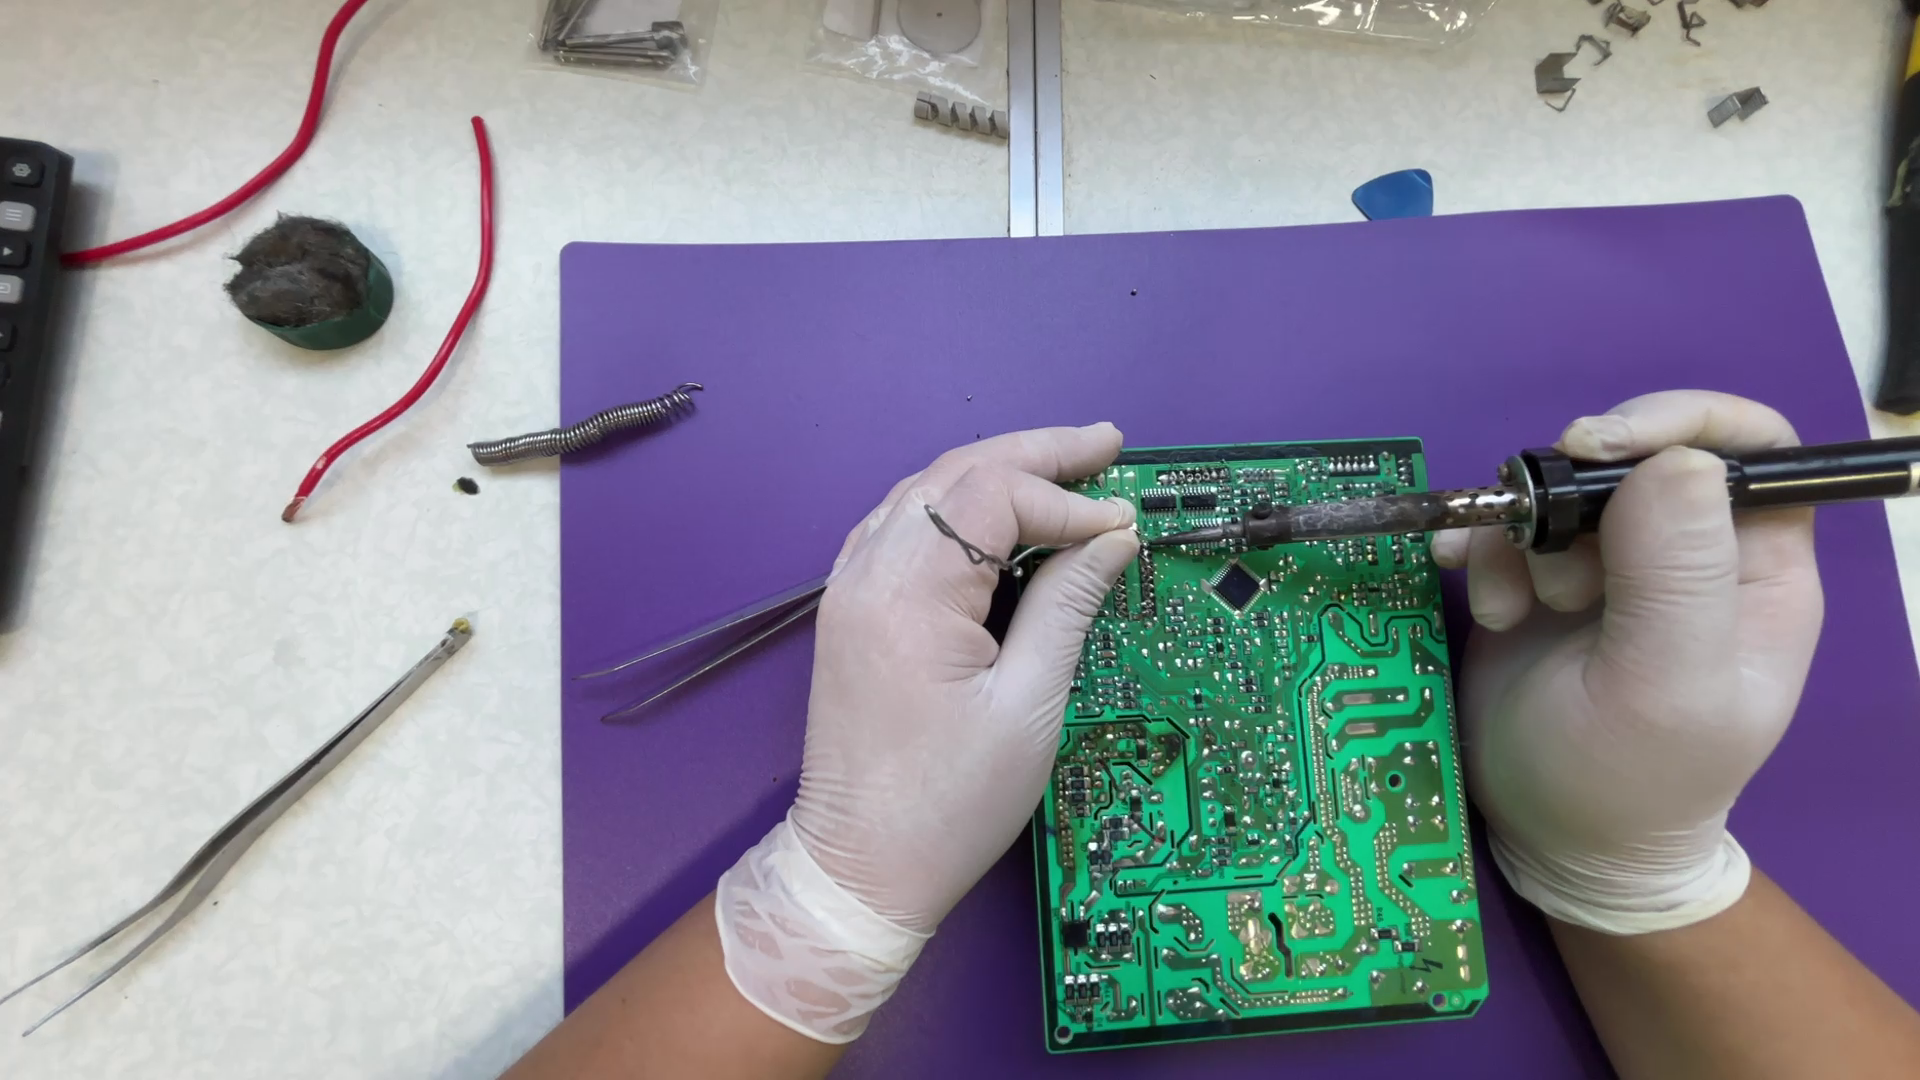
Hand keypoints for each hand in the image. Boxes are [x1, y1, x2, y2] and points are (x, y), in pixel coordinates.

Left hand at [715, 425, 1139, 1040]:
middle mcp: (867, 570)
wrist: (859, 865)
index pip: (990, 498)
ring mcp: (849, 584)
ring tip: (1062, 467)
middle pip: (953, 475)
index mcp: (908, 593)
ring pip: (924, 492)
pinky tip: (993, 513)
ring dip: (994, 472)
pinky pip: (904, 526)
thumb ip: (1066, 603)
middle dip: (1034, 454)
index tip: (1122, 523)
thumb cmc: (952, 800)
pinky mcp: (850, 605)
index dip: (1063, 499)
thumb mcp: (1029, 704)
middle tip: (1104, 443)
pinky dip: (956, 507)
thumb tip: (1112, 535)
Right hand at [1432, 391, 1823, 934]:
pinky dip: (1471, 551)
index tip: (1590, 446)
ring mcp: (1593, 570)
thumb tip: (1671, 460)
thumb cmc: (1625, 773)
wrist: (1546, 829)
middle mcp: (1675, 557)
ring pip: (1546, 497)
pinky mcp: (1523, 584)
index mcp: (1749, 570)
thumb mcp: (1663, 685)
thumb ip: (1676, 576)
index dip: (1675, 426)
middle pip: (1624, 465)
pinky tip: (1468, 593)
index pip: (1745, 450)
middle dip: (1568, 505)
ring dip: (1513, 542)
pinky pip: (1493, 532)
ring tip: (1510, 613)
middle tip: (1548, 574)